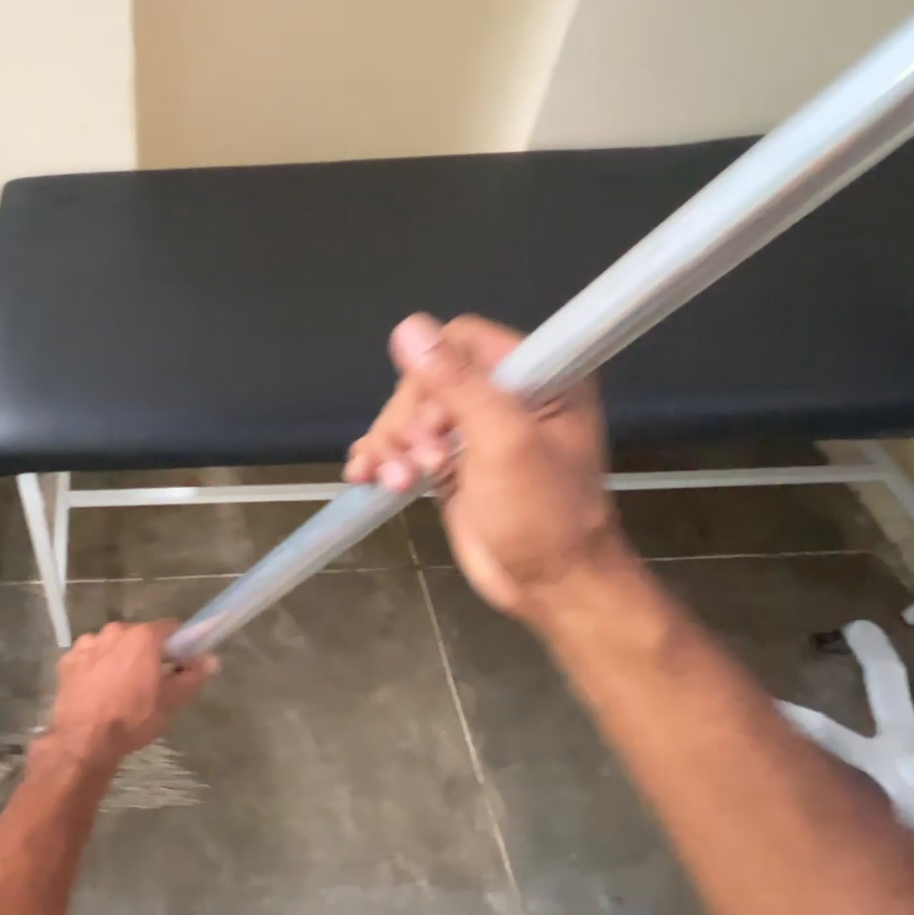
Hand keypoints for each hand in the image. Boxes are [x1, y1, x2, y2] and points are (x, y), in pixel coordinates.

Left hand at [44, 620, 216, 768]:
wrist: (83, 741)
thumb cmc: (132, 719)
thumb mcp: (170, 702)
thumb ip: (192, 676)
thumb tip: (210, 659)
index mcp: (142, 636)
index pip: (170, 628)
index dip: (179, 644)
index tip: (181, 663)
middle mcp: (114, 631)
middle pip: (139, 636)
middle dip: (147, 654)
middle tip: (150, 682)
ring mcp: (87, 643)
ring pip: (112, 646)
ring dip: (119, 659)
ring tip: (120, 690)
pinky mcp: (67, 659)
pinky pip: (89, 657)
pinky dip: (95, 668)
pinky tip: (97, 692)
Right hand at [344, 313, 636, 625]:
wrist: (548, 586)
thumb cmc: (543, 515)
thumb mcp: (503, 441)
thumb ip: (457, 384)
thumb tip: (409, 328)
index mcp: (538, 375)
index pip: (461, 341)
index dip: (433, 375)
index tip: (433, 421)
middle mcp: (505, 395)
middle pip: (424, 380)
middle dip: (409, 421)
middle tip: (421, 462)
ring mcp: (472, 430)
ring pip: (405, 414)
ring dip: (390, 446)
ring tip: (394, 481)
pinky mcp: (448, 462)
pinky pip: (399, 444)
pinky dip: (379, 458)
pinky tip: (365, 477)